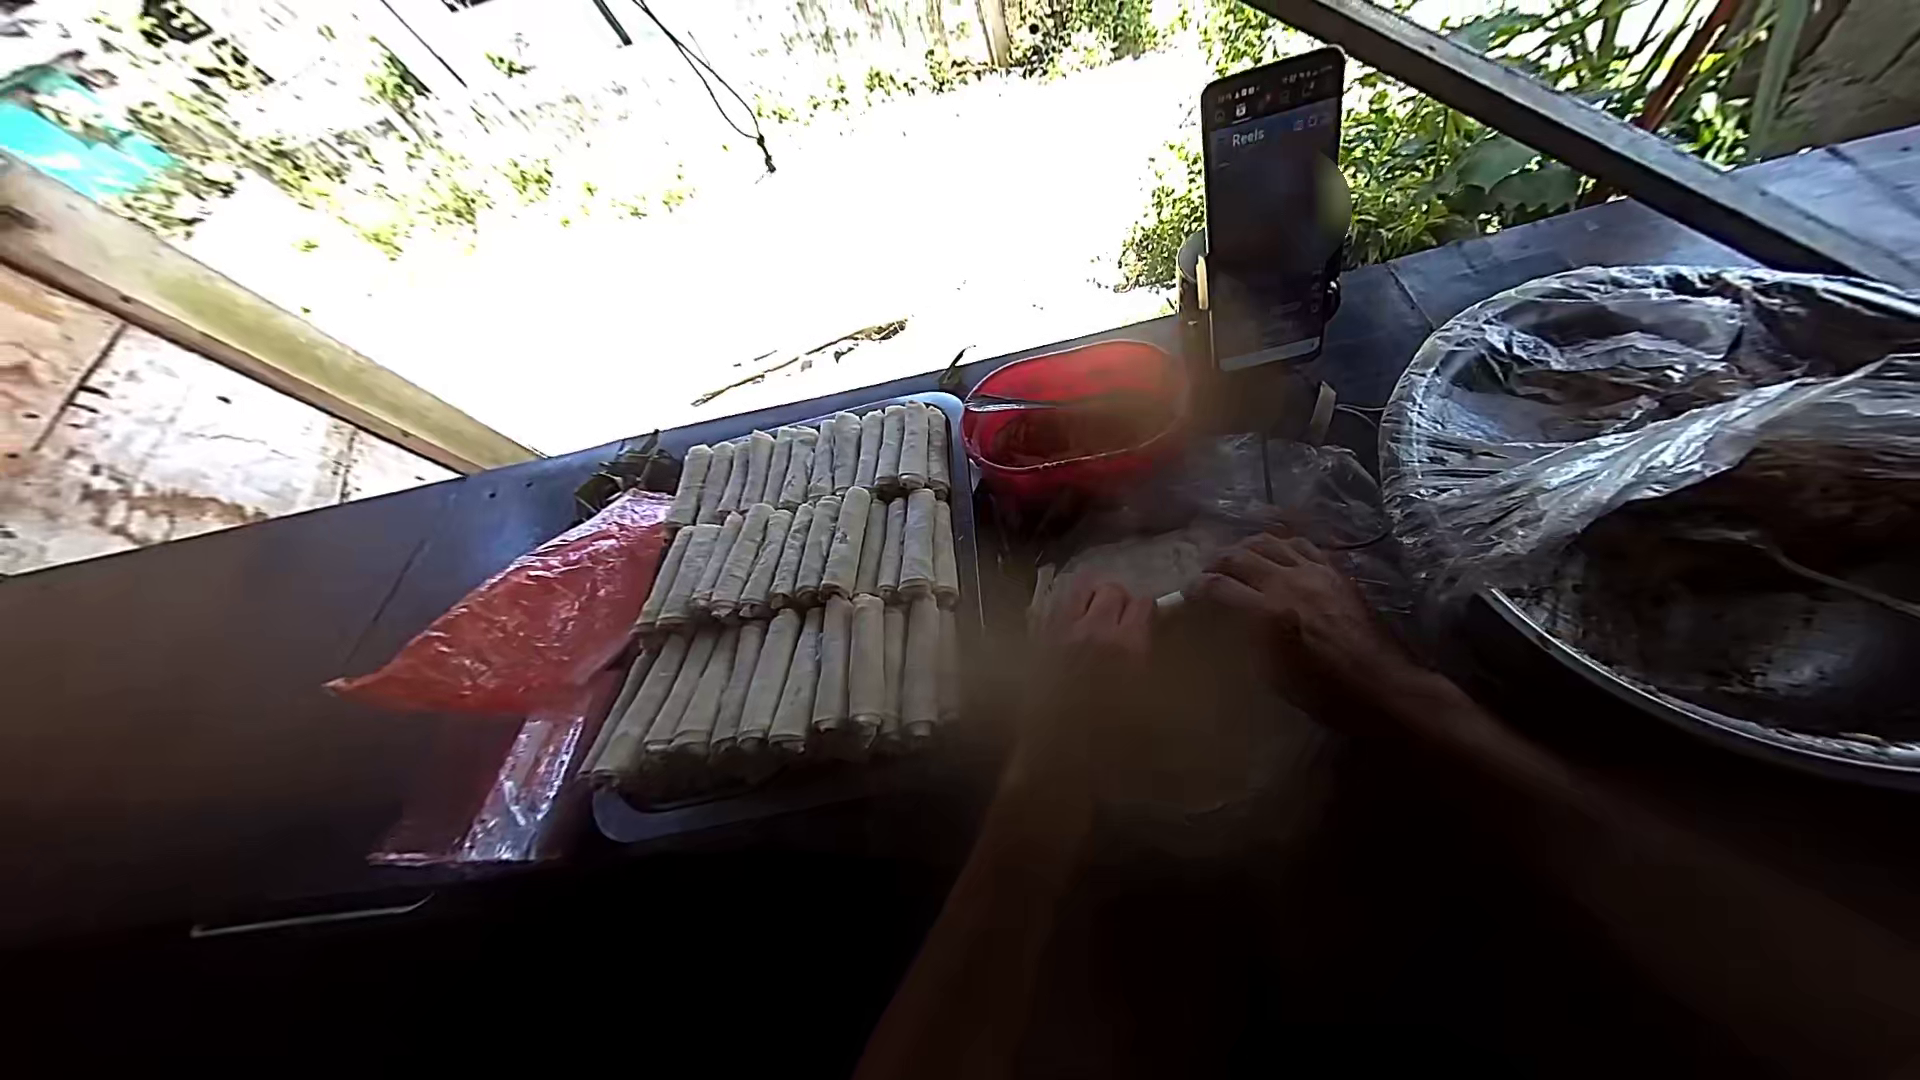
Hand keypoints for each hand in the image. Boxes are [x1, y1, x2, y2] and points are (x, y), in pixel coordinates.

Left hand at [1015, 579, 1153, 778]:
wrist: (1055, 758)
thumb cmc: (1107, 744)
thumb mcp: (1145, 707)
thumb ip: (1147, 666)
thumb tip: (1148, 645)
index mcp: (1127, 647)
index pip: (1144, 605)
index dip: (1148, 612)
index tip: (1147, 622)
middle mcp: (1094, 631)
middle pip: (1113, 590)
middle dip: (1121, 600)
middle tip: (1121, 618)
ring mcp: (1062, 631)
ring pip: (1080, 587)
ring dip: (1092, 595)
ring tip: (1095, 609)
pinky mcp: (1038, 638)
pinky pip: (1053, 605)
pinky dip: (1064, 605)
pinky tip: (1069, 620)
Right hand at [1193, 531, 1421, 717]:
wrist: (1383, 687)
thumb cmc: (1322, 691)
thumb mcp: (1270, 674)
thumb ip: (1245, 638)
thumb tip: (1228, 620)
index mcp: (1267, 612)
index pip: (1217, 586)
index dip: (1196, 587)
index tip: (1188, 594)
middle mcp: (1287, 583)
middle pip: (1238, 556)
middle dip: (1215, 563)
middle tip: (1206, 574)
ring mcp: (1314, 573)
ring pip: (1268, 542)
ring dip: (1244, 547)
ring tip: (1236, 558)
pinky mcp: (1335, 572)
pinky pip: (1301, 544)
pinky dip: (1280, 544)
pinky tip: (1275, 553)